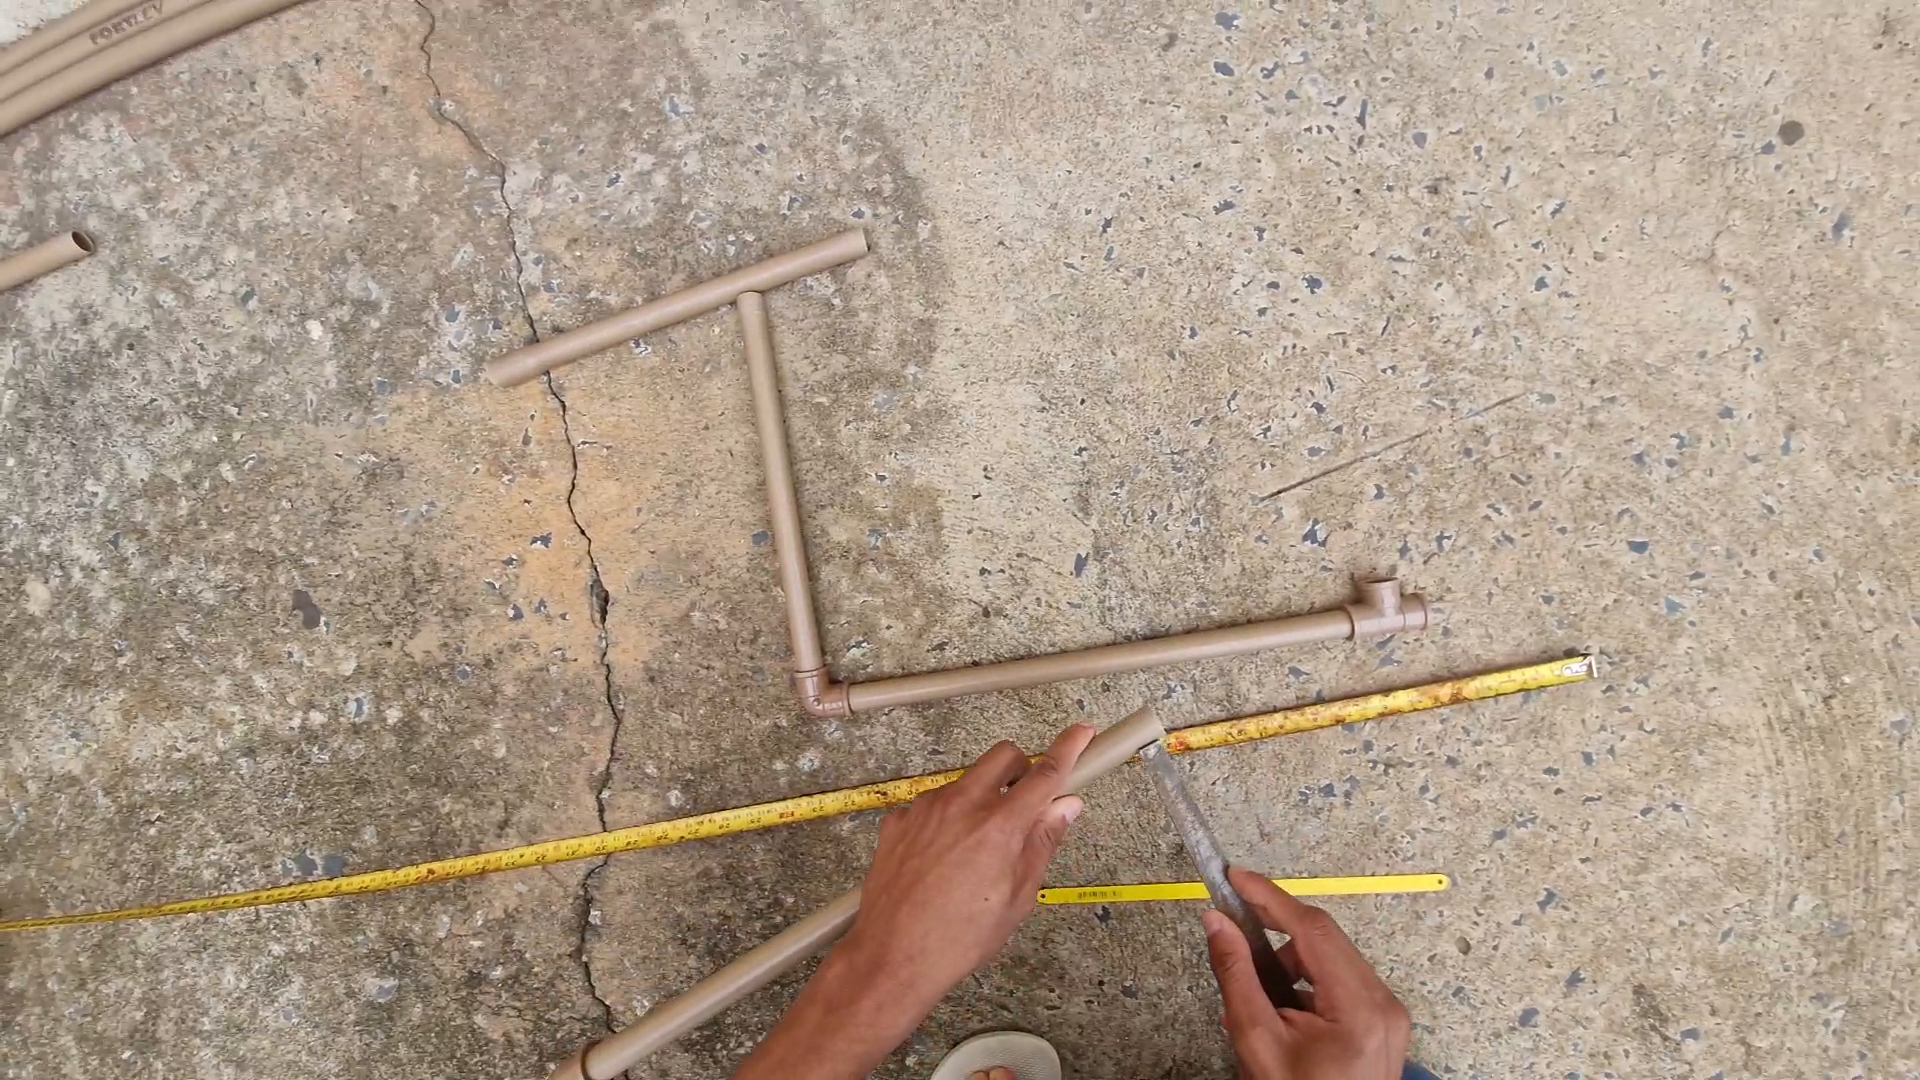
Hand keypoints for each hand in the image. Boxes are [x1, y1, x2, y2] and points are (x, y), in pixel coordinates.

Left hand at [838, 723, 1095, 1011]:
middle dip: (1020, 768)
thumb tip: (1065, 806)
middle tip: (1023, 801)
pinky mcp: (901, 817)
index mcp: (998, 827)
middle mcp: (962, 804)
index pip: (1044, 773)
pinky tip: (942, 858)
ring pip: (967, 779)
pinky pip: (934, 802)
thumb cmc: (956, 938)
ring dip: (982, 797)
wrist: (892, 956)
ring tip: (976, 849)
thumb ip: (1043, 843)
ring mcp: (926, 807)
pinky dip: (947, 818)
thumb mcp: (1017, 899)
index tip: (1081, 733)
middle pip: (1003, 755)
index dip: (1068, 748)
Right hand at [1202, 867, 1411, 1079]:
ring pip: (1328, 953)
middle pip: (1322, 936)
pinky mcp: (1380, 1020)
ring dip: (1286, 951)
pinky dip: (1302, 973)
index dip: (1270, 896)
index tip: (1234, 876)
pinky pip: (1337, 975)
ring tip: (1254, 978)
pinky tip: (1277, 996)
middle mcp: (1383, 1003)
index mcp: (1359, 1009)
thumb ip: (1235, 972)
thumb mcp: (1256, 1039)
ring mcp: (1387, 1012)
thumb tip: (1215, 919)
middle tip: (1231, 913)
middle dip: (1273, 921)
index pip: (1311, 929)